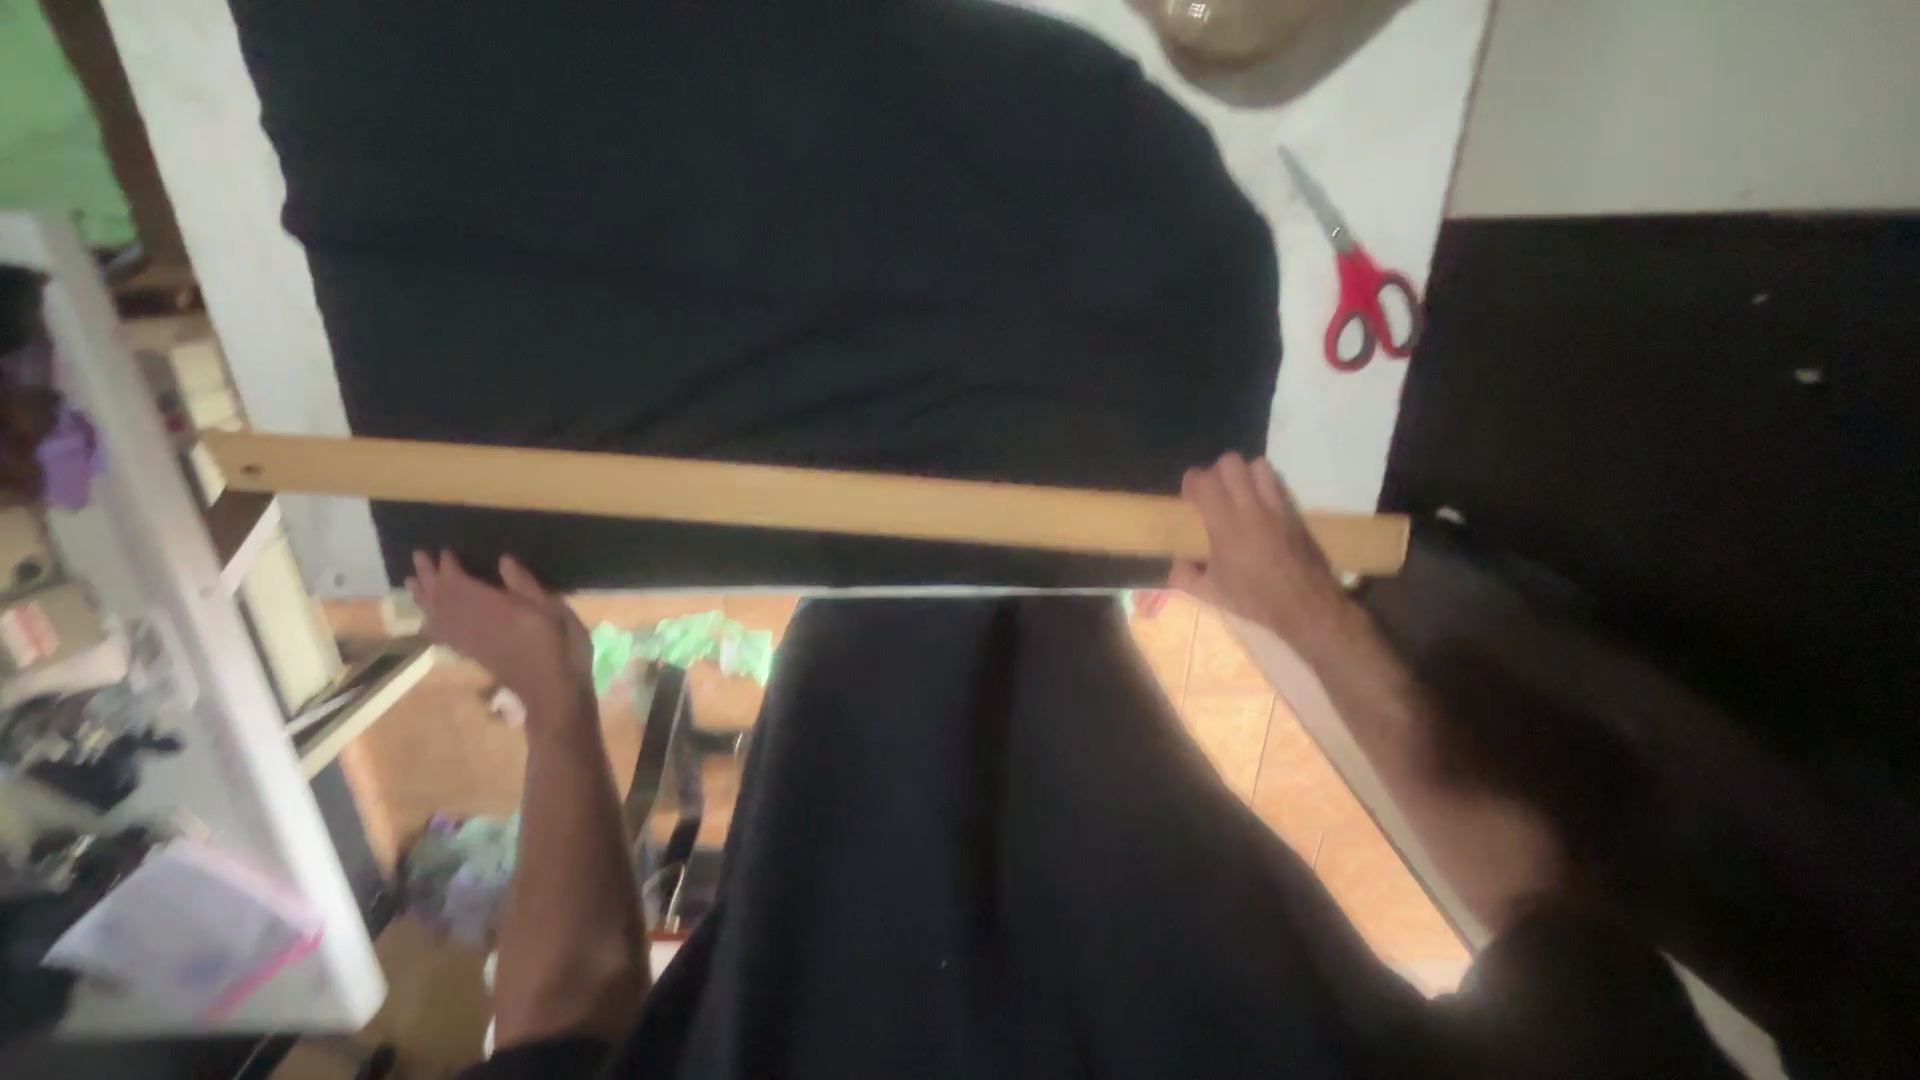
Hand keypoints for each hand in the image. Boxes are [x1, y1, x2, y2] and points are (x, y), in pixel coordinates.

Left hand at [405, 551, 593, 724]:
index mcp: (494, 609)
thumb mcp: (554, 611)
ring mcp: (470, 641)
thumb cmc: (560, 647)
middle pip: (442, 597)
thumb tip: (503, 560)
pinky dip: (431, 622)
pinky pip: (442, 634)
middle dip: (430, 577)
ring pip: (437, 615)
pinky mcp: (472, 653)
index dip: (450, 566)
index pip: (460, 584)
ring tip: (413, 581)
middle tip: (419, 556)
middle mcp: (474, 624)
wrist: (553, 691)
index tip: (446, 550)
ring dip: (424, 597)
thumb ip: (526, 585)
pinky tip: (428, 618)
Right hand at [1170, 453, 1353, 646]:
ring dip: (1243, 474)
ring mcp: (1277, 508)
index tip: (1189, 498)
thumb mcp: (1212, 595)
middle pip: (1231, 463)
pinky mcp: (1294, 513)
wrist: (1305, 606)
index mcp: (1226, 526)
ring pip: (1257, 466)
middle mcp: (1251, 509)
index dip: (1192, 481)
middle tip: (1212, 494)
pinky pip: (1276, 484)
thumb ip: (1185, 577)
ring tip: (1237, 496)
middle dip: (1215, 472)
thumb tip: (1177, 564)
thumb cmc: (1255, 600)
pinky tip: (1258, 509)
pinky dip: (1263, 487)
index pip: (1205, 480)